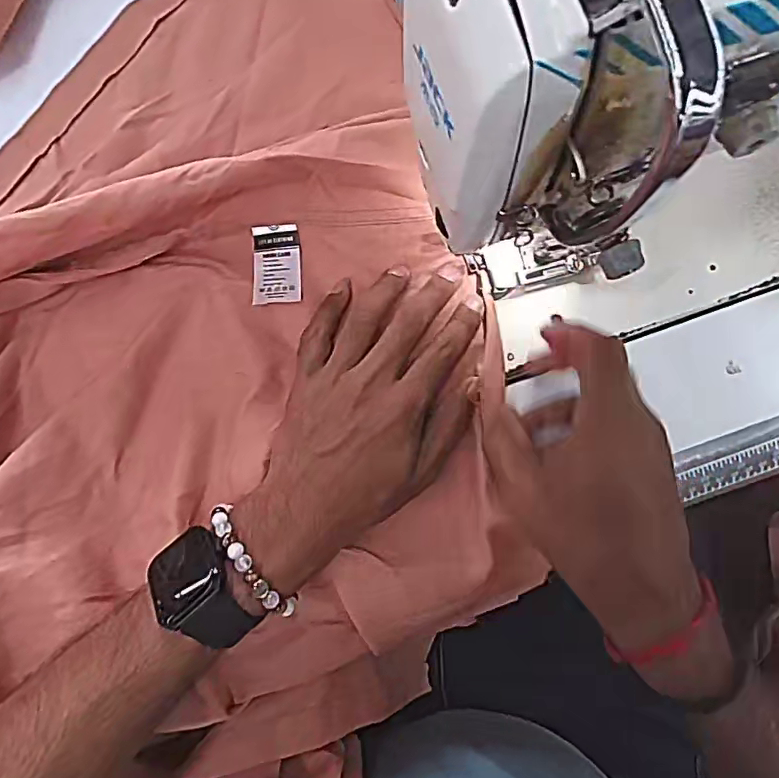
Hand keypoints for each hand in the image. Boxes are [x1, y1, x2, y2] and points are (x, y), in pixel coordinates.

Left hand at [234, 266, 484, 594]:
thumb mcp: (420, 472)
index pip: (440, 350)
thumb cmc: (363, 493)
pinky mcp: (308, 378)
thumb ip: (448, 425)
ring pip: (363, 319)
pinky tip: (342, 289)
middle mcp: (369, 381)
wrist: (305, 505)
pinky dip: (329, 308)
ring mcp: (335, 375)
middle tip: (446, 274)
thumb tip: (469, 386)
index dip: (461, 323)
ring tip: (401, 272)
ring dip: (385, 291)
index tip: (473, 304)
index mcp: (402, 404)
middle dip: (431, 294)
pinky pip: (318, 333)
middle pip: (406, 324)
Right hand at [480, 320, 732, 703]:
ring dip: (571, 401)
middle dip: (563, 369)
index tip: (548, 334)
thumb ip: (502, 439)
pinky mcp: (653, 461)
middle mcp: (638, 422)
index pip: (600, 349)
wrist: (643, 587)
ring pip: (610, 399)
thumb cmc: (590, 541)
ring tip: (536, 429)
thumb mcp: (525, 488)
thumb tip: (491, 409)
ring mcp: (651, 442)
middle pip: (605, 370)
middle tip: (532, 377)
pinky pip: (619, 423)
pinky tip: (560, 454)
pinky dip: (588, 422)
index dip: (570, 333)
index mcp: (608, 418)